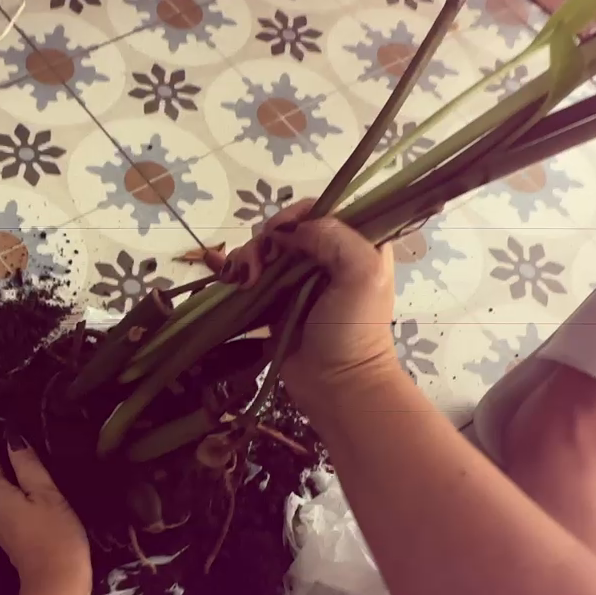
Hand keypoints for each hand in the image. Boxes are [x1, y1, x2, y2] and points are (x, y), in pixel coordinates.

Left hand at [0, 432, 90, 594]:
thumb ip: (28, 464)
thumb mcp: (45, 493)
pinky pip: (2, 511)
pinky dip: (7, 497)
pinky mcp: (10, 542)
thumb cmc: (55, 533)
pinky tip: (23, 497)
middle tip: (8, 448)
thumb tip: (12, 438)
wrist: (57, 582)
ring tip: (16, 468)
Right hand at [252, 205, 399, 412]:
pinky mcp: (272, 303)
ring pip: (263, 251)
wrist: (335, 384)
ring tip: (244, 282)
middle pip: (285, 229)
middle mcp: (324, 258)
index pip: (322, 209)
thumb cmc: (354, 330)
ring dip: (247, 258)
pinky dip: (236, 275)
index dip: (297, 214)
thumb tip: (288, 230)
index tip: (281, 234)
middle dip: (265, 240)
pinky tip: (234, 286)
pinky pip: (250, 277)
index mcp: (355, 244)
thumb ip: (333, 237)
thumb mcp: (362, 273)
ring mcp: (296, 281)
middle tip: (260, 266)